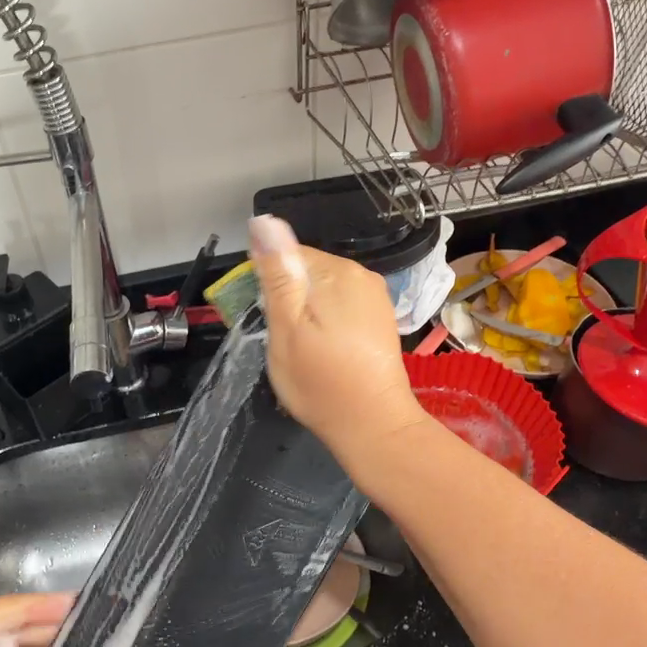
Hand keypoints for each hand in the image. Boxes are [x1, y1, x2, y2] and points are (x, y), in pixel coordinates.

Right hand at [248, 214, 428, 460]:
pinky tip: (327, 350)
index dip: (270, 287)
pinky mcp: (381, 317)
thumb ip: (277, 273)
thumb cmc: (320, 381)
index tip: (268, 320)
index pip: (287, 256)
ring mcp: (375, 296)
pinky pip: (343, 306)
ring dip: (309, 312)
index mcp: (335, 272)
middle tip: (286, 341)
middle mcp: (361, 274)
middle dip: (291, 298)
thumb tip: (264, 222)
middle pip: (308, 271)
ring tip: (306, 349)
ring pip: (324, 290)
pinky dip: (329, 322)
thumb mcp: (286, 327)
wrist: (373, 424)